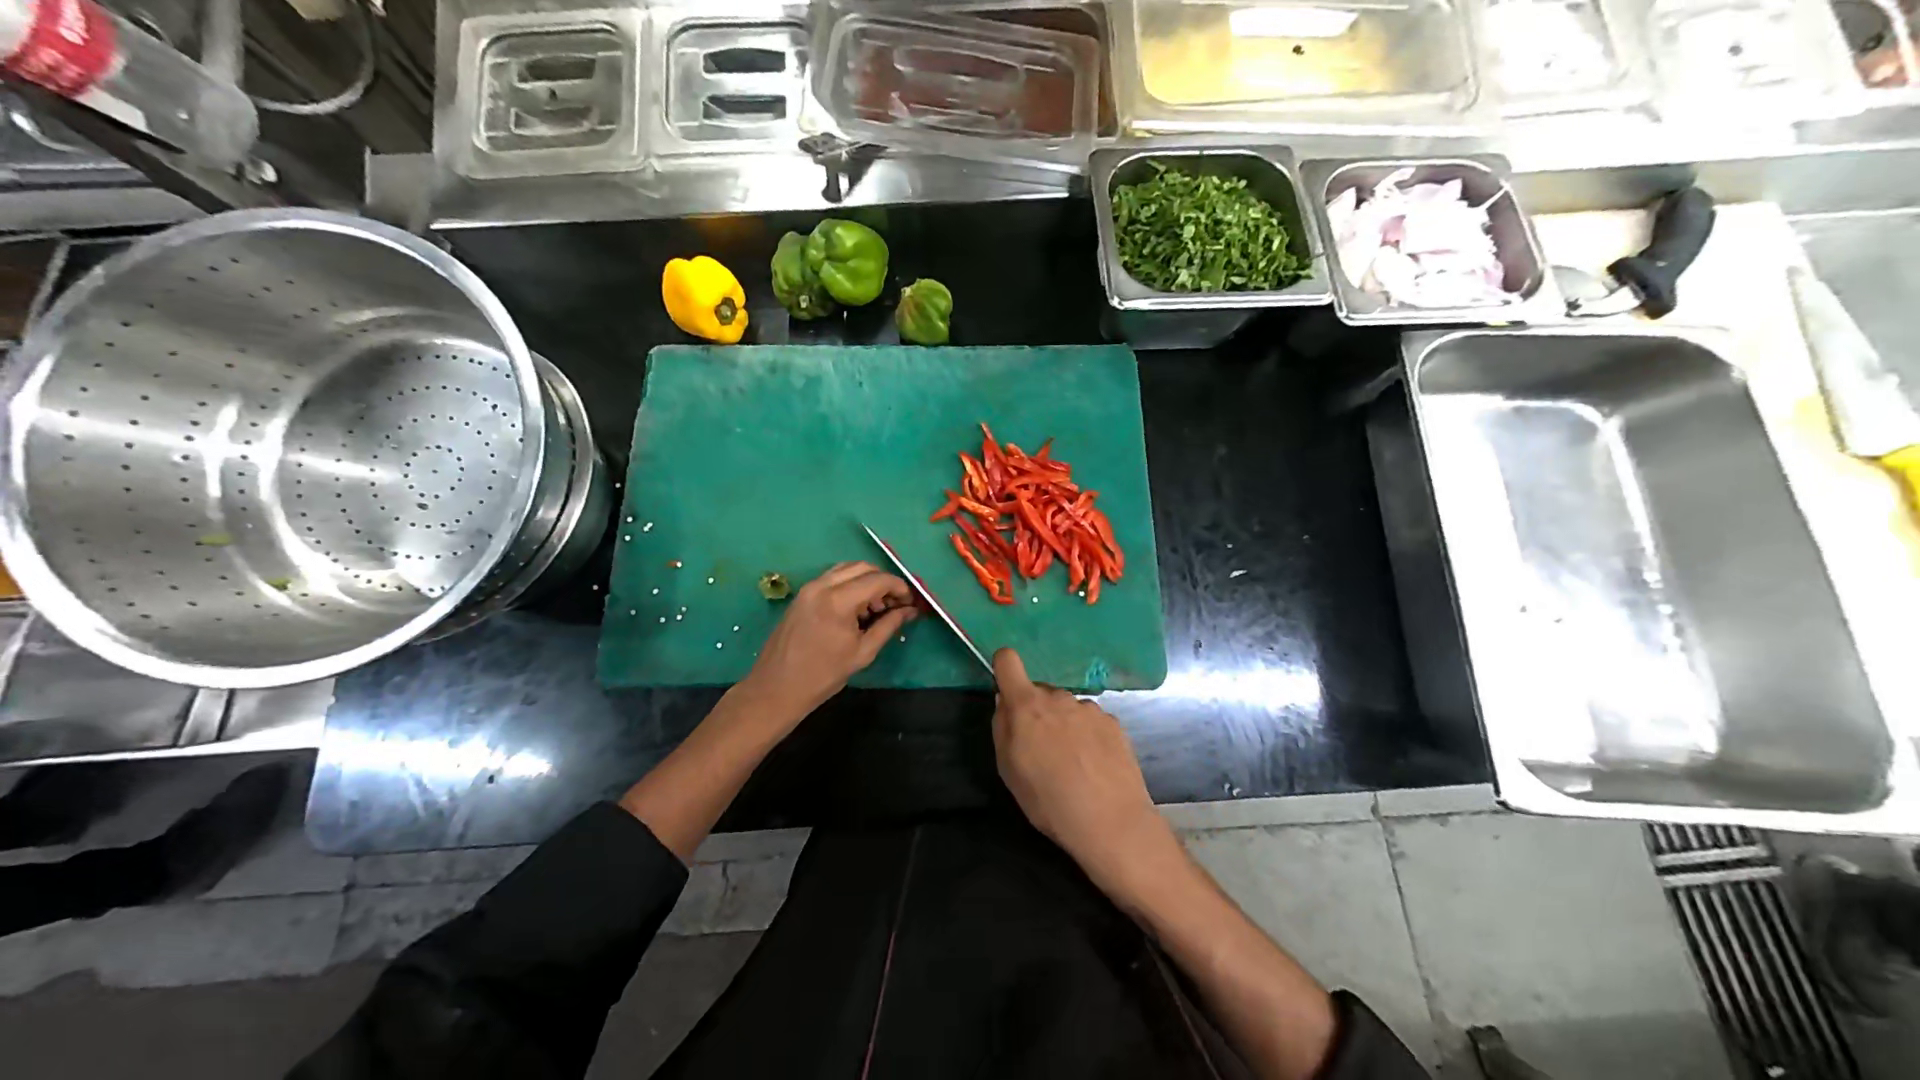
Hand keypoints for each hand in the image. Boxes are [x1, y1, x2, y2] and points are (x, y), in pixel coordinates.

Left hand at [740, 561, 917, 718]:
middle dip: (883, 581)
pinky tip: (855, 608)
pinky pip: (832, 578)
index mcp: (839, 600)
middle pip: (863, 567)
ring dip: (866, 581)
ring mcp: (809, 587)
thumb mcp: (863, 652)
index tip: (909, 601)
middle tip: (894, 604)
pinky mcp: (802, 593)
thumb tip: (910, 611)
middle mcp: (822, 585)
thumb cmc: (823, 675)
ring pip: (847, 569)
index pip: (878, 579)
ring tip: (875, 607)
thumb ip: (888, 625)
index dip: (899, 587)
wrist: (777, 687)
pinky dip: (849, 584)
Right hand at [991, 648, 1176, 896]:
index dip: (1003, 668)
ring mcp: (1089, 708)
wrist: (1111, 821)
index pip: (1008, 661)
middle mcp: (1059, 697)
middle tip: (1041, 750)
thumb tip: (1005, 702)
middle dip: (1036, 713)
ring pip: (1067, 708)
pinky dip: (1088, 736)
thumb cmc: (1048, 800)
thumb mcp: (1008, 770)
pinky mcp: (1114, 723)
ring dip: (1064, 725)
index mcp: (1027, 705)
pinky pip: (1090, 722)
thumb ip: (1002, 728)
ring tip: (1072, 764)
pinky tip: (1094, 767)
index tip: (1007, 690)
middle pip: (1040, 693)